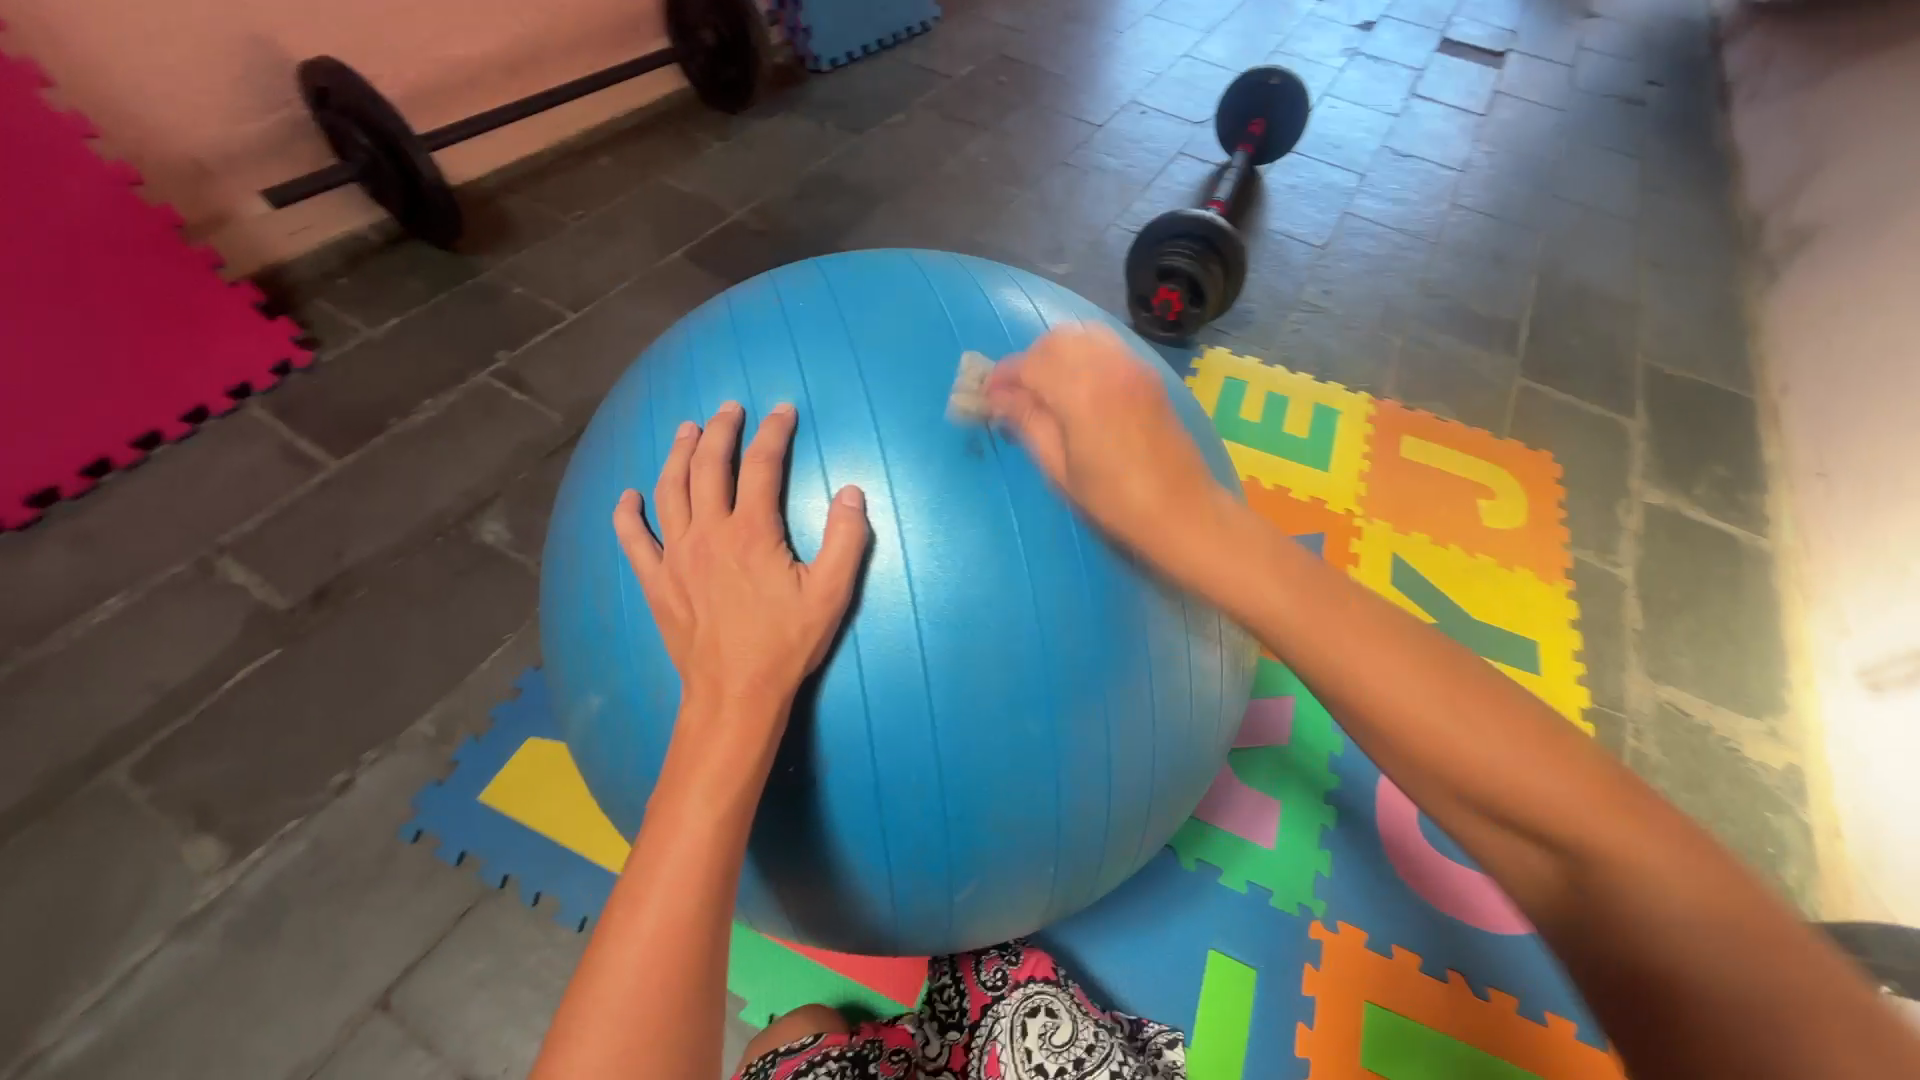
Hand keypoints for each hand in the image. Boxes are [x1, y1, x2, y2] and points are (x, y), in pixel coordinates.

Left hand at [612, 401, 869, 717]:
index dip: (773, 432)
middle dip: (720, 430)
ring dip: (677, 454)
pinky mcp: (656, 581)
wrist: (735, 693)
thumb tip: (852, 492)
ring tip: (686, 429)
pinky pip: (633, 539)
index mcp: (752, 531)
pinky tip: (629, 496)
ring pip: (670, 490)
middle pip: (708, 466)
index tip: (782, 410)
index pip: (762, 465)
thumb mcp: (832, 594)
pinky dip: (628, 513)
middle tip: (729, 408)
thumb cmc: (786, 644)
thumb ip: (846, 539)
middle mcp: (708, 533)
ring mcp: (675, 556)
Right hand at [985, 325, 1230, 563]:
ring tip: (1043, 389)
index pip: (1029, 364)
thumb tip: (998, 398)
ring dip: (1054, 353)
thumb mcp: (1059, 469)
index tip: (986, 397)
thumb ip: (1028, 424)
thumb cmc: (1114, 501)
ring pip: (1081, 335)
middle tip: (1013, 395)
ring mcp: (1132, 365)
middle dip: (1027, 361)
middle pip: (1054, 341)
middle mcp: (1107, 366)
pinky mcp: (1147, 373)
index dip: (1002, 377)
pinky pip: (1105, 345)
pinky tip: (1075, 385)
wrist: (1182, 510)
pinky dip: (1081, 354)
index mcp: (1081, 392)